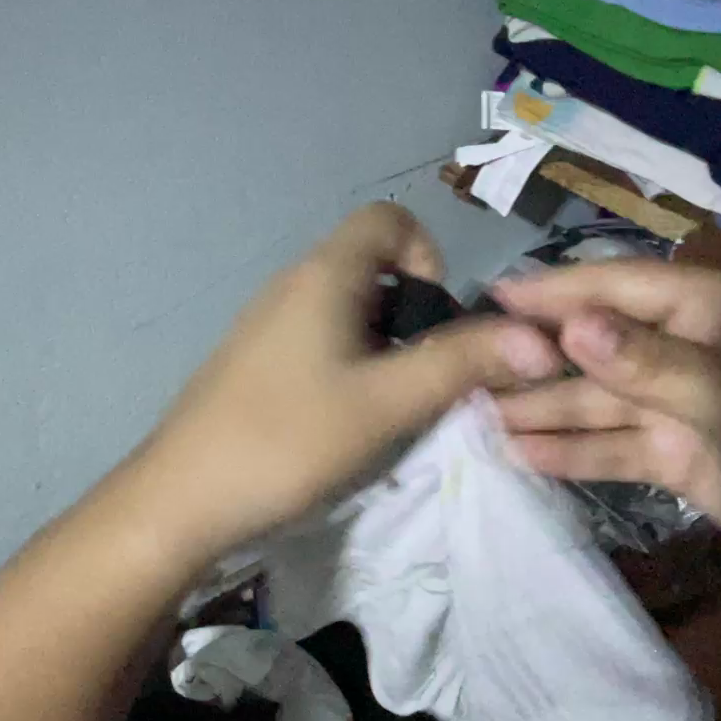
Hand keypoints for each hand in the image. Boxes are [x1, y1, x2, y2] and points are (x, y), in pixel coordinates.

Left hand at [133, 203, 561, 556]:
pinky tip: (343, 425)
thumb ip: (460, 366)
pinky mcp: (254, 365)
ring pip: (346, 313)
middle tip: (423, 379)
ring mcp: (266, 326)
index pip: (389, 219)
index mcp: (322, 275)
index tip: (436, 322)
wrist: (181, 501)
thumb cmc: (287, 441)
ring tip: (388, 409)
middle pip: (372, 269)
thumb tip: (539, 338)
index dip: (428, 255)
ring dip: (384, 349)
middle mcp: (291, 286)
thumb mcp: (385, 404)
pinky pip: (318, 345)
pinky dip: (349, 369)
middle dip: (414, 316)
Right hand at [495, 260, 720, 587]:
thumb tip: (573, 326)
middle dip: (537, 358)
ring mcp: (682, 406)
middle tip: (465, 369)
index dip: (556, 292)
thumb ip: (653, 366)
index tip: (491, 297)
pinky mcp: (678, 455)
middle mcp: (691, 351)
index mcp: (716, 313)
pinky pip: (614, 446)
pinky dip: (573, 452)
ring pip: (599, 400)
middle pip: (599, 347)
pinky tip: (520, 455)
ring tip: (475, 416)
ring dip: (544, 409)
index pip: (620, 289)